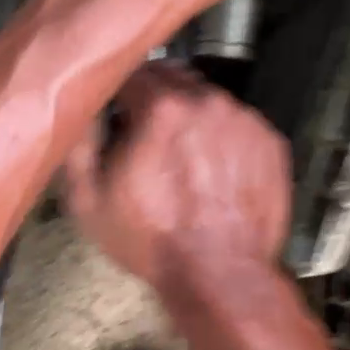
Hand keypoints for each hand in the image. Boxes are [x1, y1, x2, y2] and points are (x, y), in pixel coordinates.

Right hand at [63, 62, 292, 292]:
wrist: (220, 276)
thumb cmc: (151, 240)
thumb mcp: (87, 198)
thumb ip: (79, 140)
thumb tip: (83, 109)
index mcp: (162, 107)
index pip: (132, 73)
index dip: (118, 94)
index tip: (115, 115)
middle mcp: (207, 101)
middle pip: (172, 79)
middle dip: (154, 100)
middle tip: (144, 137)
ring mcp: (244, 119)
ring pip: (207, 100)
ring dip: (190, 117)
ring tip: (181, 159)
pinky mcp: (270, 140)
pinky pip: (236, 123)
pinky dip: (221, 136)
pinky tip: (211, 170)